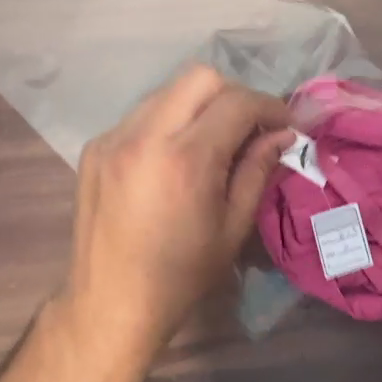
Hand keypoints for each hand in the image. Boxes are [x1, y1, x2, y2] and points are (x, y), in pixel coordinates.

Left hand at [59, 66, 290, 355]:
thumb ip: (258, 170)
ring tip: (214, 141)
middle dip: (234, 95)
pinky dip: (168, 123)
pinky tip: (174, 157)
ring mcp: (113, 138)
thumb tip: (282, 135)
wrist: (111, 304)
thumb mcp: (233, 227)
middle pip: (200, 77)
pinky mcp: (95, 148)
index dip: (269, 107)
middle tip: (250, 128)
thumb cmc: (182, 275)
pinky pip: (142, 115)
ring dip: (199, 105)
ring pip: (168, 91)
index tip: (285, 125)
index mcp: (185, 160)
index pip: (236, 102)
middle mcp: (145, 136)